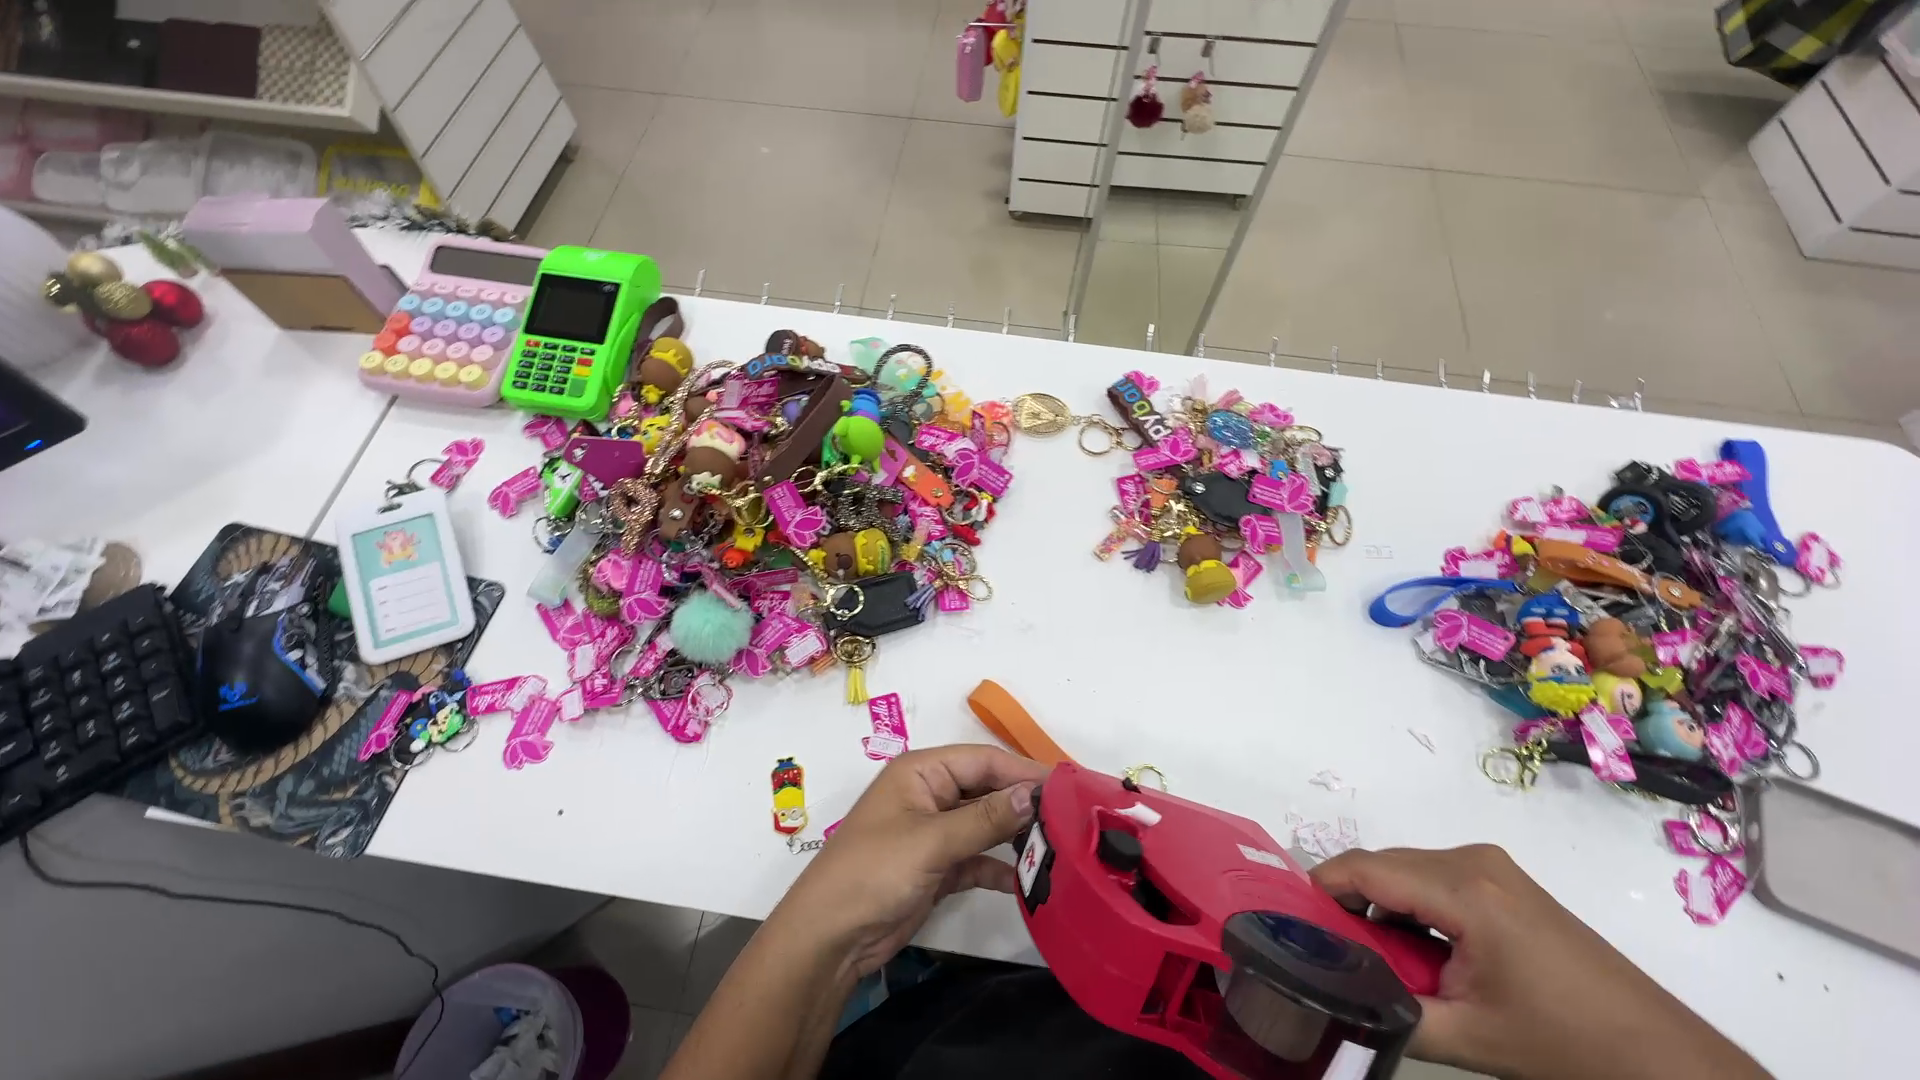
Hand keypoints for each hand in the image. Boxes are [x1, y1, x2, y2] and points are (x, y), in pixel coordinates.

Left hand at [774, 745, 1049, 977]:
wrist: (830, 938)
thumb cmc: (874, 872)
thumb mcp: (932, 841)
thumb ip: (986, 819)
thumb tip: (1034, 794)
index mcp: (921, 772)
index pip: (983, 760)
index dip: (1024, 771)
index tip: (1069, 786)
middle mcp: (929, 795)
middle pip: (987, 790)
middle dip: (1024, 803)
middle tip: (1073, 818)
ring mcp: (933, 833)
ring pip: (985, 825)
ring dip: (1016, 836)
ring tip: (1060, 846)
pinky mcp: (936, 868)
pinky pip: (977, 859)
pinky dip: (999, 867)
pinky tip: (1027, 879)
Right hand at [1310, 845, 1770, 1079]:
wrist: (1662, 1055)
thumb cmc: (1564, 1043)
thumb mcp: (1467, 1037)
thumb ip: (1389, 1013)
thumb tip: (1331, 999)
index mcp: (1463, 890)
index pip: (1364, 869)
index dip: (1319, 887)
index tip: (1289, 919)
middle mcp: (1472, 860)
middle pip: (1382, 866)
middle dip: (1347, 901)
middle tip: (1326, 948)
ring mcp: (1491, 866)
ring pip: (1404, 870)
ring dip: (1379, 905)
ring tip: (1370, 955)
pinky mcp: (1503, 880)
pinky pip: (1432, 878)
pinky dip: (1410, 905)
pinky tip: (1414, 950)